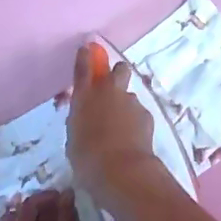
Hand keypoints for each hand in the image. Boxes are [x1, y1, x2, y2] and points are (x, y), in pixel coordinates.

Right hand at [66, 43, 160, 212]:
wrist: (122, 171)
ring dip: (125, 105)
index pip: (84, 66)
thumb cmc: (87, 157)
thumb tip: (85, 118)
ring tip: (121, 129)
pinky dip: (135, 122)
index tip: (87, 49)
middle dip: (117, 74)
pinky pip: (139, 113)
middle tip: (111, 91)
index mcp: (84, 96)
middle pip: (119, 68)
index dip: (86, 56)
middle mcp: (108, 91)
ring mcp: (130, 101)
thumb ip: (80, 121)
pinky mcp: (146, 115)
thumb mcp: (74, 138)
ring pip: (129, 94)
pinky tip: (132, 139)